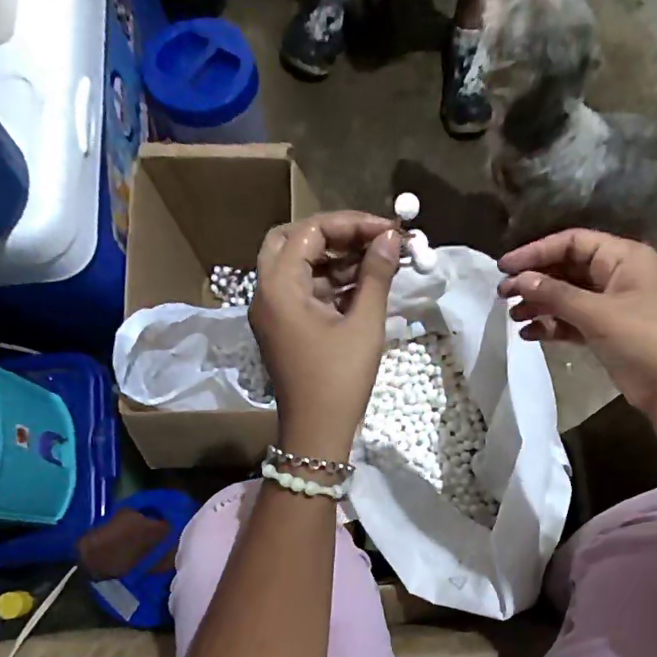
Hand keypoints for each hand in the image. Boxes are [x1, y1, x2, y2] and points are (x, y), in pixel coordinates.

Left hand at [251, 211, 402, 460]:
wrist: (316, 432)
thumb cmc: (340, 379)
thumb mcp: (363, 325)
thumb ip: (376, 276)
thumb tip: (390, 240)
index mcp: (279, 287)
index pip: (310, 232)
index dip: (351, 224)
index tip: (388, 230)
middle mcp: (266, 293)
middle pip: (293, 241)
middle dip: (334, 235)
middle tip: (371, 240)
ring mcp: (272, 312)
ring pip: (297, 266)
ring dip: (334, 259)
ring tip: (377, 261)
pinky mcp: (283, 328)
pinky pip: (302, 291)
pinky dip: (329, 282)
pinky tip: (363, 286)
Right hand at [498, 229, 656, 413]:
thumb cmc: (645, 338)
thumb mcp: (598, 312)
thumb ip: (556, 295)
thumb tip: (520, 279)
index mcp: (623, 257)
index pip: (572, 242)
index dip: (536, 251)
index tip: (504, 266)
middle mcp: (618, 276)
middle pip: (568, 270)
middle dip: (535, 281)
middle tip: (503, 295)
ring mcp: (614, 307)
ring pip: (569, 298)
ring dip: (541, 305)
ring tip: (513, 317)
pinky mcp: (609, 335)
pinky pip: (574, 323)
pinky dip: (553, 327)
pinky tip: (529, 334)